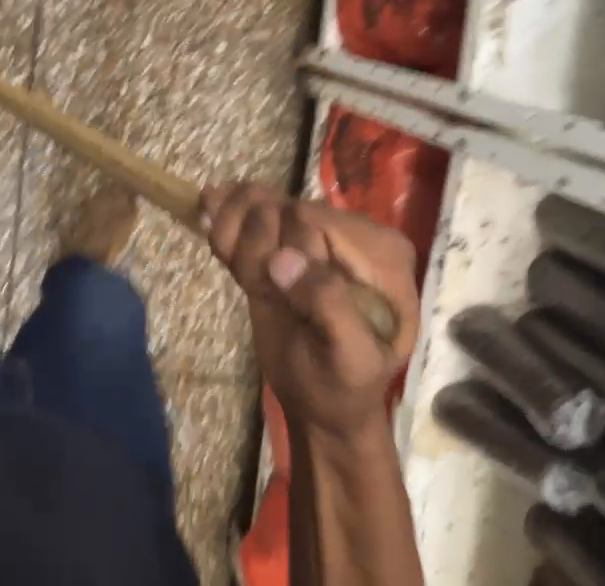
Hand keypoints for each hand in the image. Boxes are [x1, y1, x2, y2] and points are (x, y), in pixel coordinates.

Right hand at [200, 183, 419, 438]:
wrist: (320, 403)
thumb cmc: (343, 386)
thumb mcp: (350, 358)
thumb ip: (328, 305)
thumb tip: (280, 259)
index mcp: (382, 251)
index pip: (310, 217)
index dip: (281, 250)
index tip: (282, 294)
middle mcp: (351, 230)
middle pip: (276, 205)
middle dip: (254, 246)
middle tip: (263, 291)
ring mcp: (313, 231)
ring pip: (252, 200)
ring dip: (233, 236)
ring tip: (249, 279)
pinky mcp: (283, 238)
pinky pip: (242, 209)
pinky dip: (222, 225)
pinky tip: (224, 248)